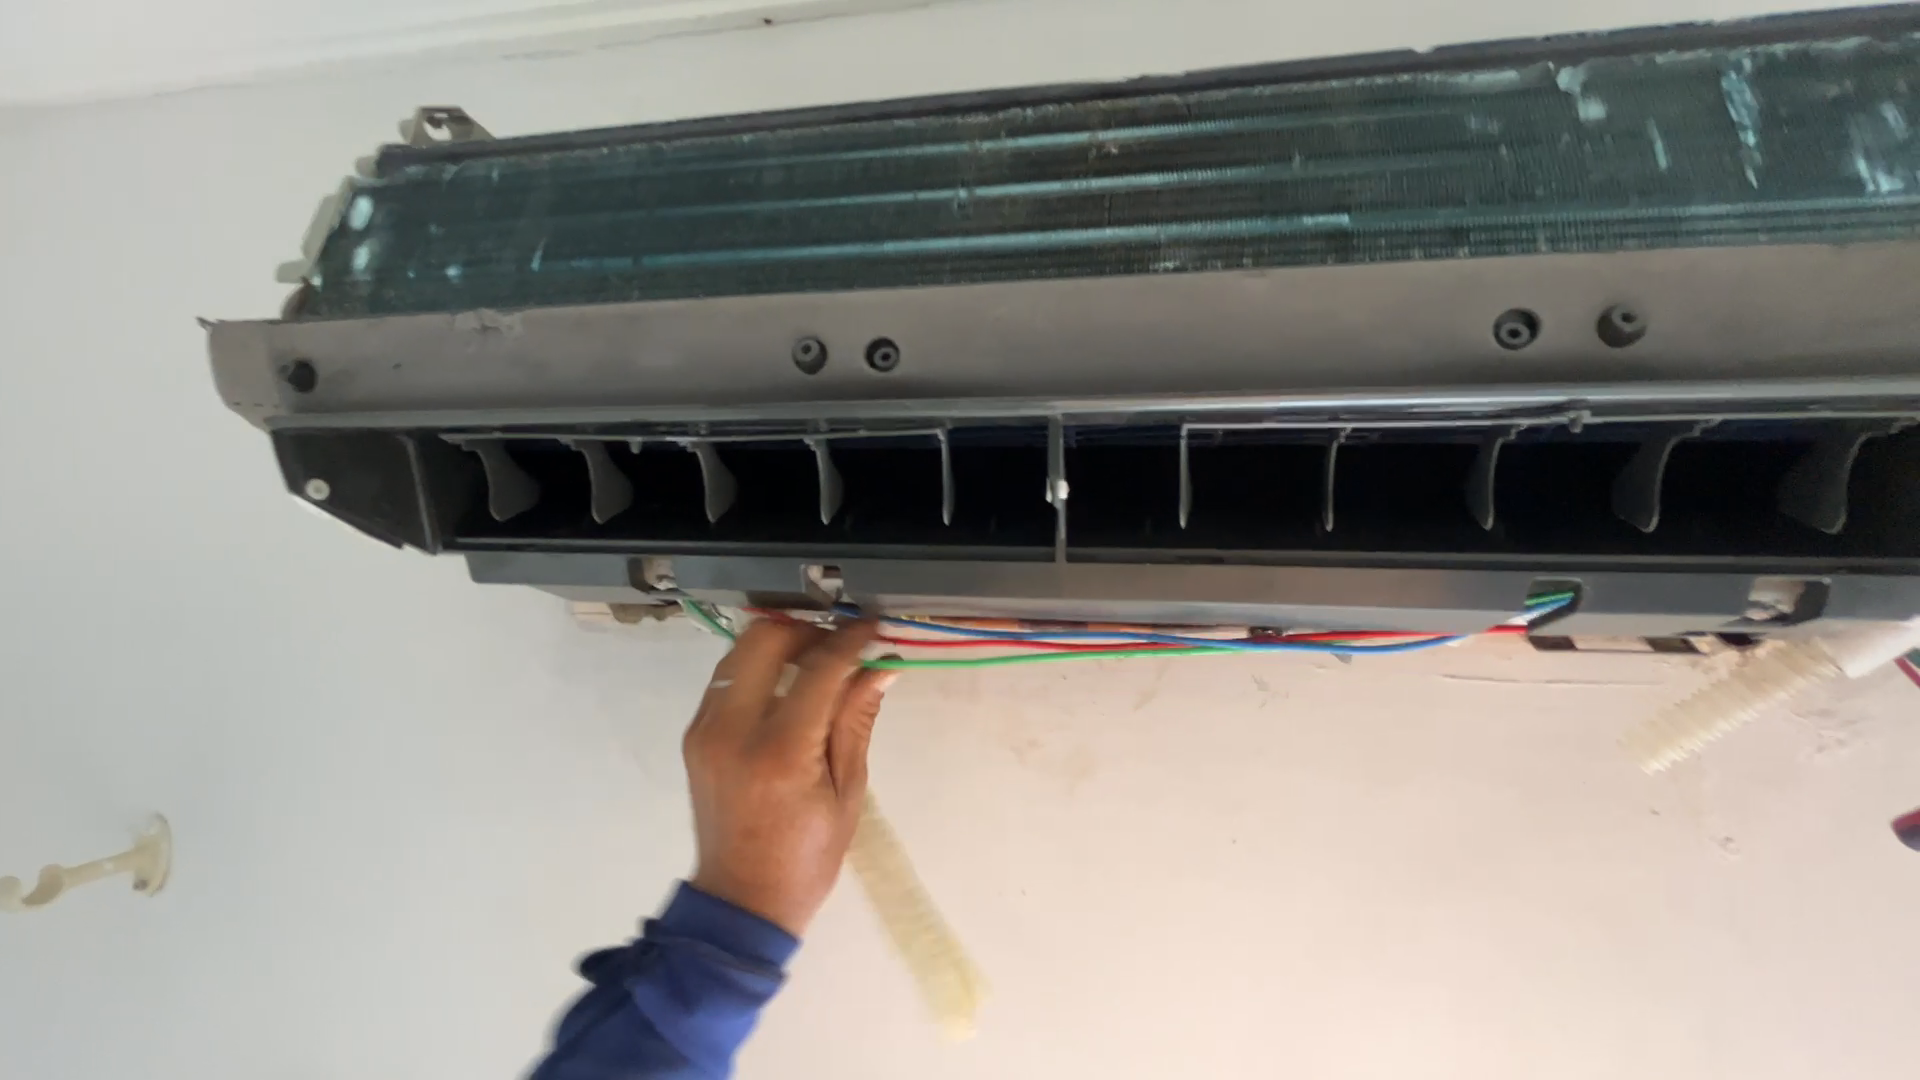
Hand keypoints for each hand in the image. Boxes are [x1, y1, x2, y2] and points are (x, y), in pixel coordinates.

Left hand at [683, 619, 893, 935]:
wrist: (740, 901)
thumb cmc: (807, 855)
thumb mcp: (847, 789)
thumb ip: (856, 719)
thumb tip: (882, 666)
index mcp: (779, 752)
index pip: (818, 669)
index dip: (850, 640)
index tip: (873, 627)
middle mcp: (732, 730)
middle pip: (764, 640)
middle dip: (808, 632)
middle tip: (839, 647)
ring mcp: (705, 729)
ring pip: (740, 651)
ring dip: (781, 645)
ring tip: (817, 664)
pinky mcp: (694, 734)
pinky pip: (727, 678)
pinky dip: (759, 668)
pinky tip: (787, 688)